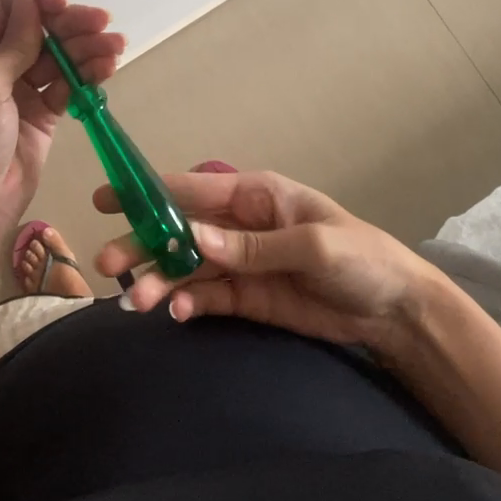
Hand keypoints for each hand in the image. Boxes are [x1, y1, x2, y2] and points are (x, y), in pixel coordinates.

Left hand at [0, 0, 124, 236]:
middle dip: (71, 26)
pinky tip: (107, 68)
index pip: (6, 10)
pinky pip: (67, 85)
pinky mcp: (42, 114)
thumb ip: (13, 42)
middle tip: (104, 25)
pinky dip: (87, 75)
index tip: (66, 7)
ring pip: (57, 57)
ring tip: (115, 47)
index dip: (38, 2)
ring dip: (86, 49)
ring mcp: (19, 90)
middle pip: (38, 31)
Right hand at [94, 169, 445, 352]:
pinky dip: (186, 303)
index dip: (147, 191)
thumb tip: (194, 238)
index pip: (192, 188)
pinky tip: (176, 313)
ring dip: (159, 280)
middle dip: (143, 243)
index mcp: (255, 195)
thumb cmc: (362, 258)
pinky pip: (205, 297)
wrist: (394, 311)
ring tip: (137, 302)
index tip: (105, 199)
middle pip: (178, 230)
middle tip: (107, 264)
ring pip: (185, 267)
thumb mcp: (313, 246)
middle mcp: (238, 225)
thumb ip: (253, 245)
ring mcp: (239, 262)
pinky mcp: (244, 297)